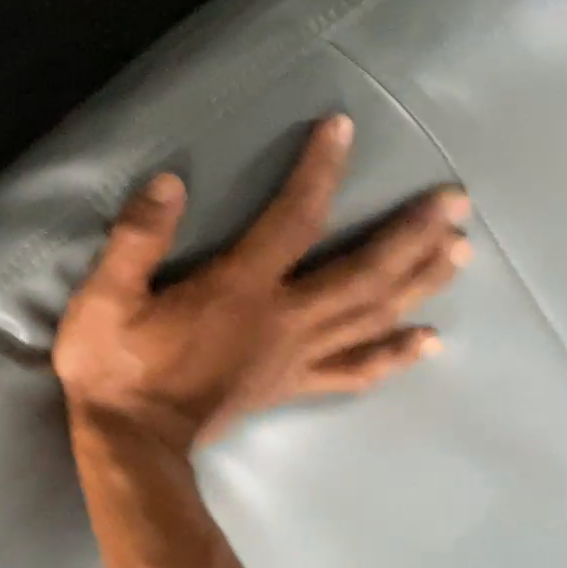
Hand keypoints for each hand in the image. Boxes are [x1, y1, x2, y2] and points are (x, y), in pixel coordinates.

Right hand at [52, 115, 470, 451]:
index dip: (318, 171)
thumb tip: (170, 182)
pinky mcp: (288, 386)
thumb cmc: (112, 362)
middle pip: (362, 272)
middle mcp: (281, 319)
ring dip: (420, 282)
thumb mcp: (106, 295)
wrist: (129, 439)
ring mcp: (292, 357)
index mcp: (237, 290)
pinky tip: (429, 342)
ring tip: (460, 251)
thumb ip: (137, 238)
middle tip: (455, 200)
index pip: (291, 219)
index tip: (341, 128)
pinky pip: (356, 371)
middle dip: (411, 233)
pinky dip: (396, 355)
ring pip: (372, 316)